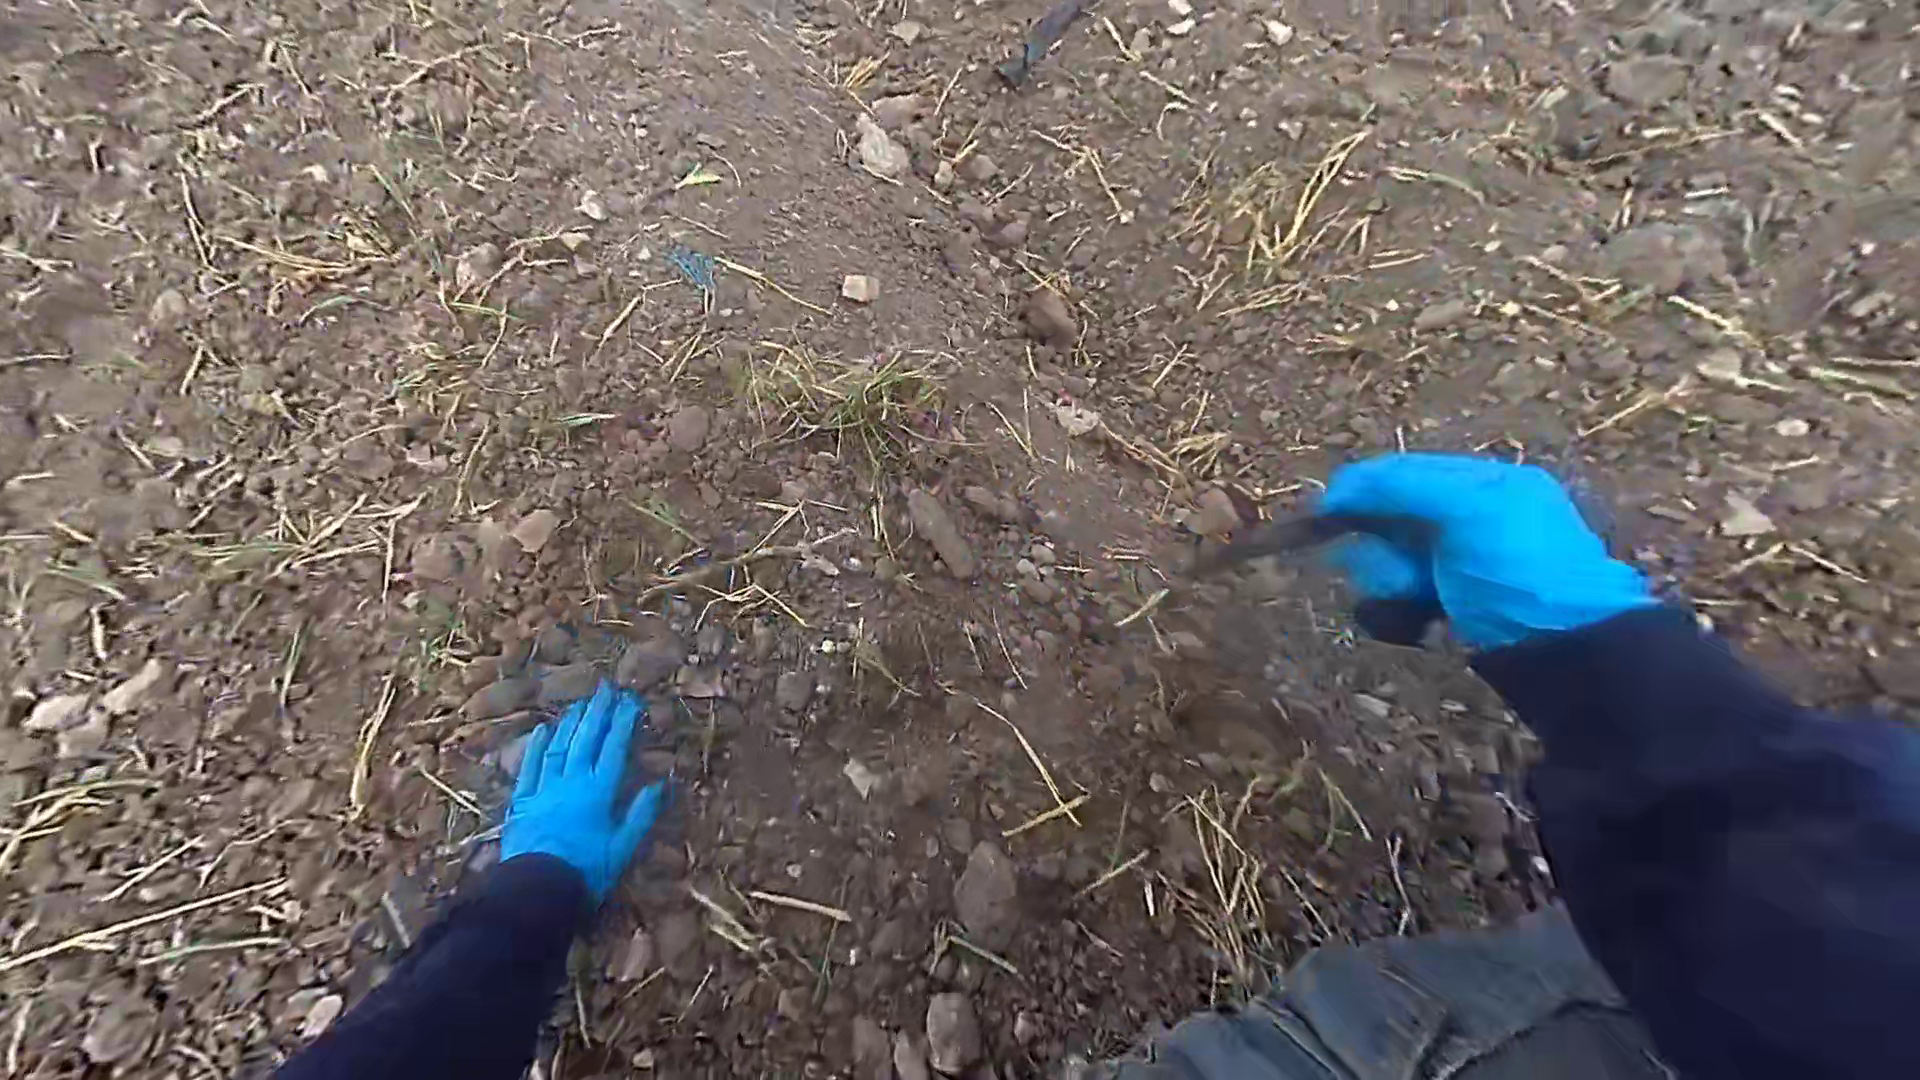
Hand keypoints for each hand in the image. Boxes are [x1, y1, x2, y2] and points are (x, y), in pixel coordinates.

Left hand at [502, 681, 665, 900]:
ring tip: (580, 703)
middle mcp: (572, 782)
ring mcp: (544, 790)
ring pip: (559, 748)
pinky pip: (529, 769)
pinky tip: (543, 730)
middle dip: (598, 712)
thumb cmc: (585, 872)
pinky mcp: (522, 803)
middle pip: (586, 739)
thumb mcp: (622, 847)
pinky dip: (536, 747)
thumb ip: (641, 813)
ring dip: (571, 723)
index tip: (632, 701)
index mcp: (599, 790)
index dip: (624, 722)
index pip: (615, 747)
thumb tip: (662, 782)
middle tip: (606, 688)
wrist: (531, 896)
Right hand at [1319, 454, 1654, 649]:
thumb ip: (1403, 486)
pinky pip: (1384, 598)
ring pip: (1378, 561)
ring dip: (1383, 582)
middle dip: (1378, 549)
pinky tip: (1411, 621)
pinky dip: (1386, 611)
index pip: (1396, 473)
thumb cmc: (1520, 572)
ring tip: (1411, 599)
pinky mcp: (1435, 603)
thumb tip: (1338, 486)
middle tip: (1393, 572)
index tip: (1321, 512)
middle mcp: (1458, 520)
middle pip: (1379, 521)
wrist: (1564, 653)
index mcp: (1479, 486)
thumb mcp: (1469, 511)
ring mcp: (1445, 565)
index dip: (1355, 489)